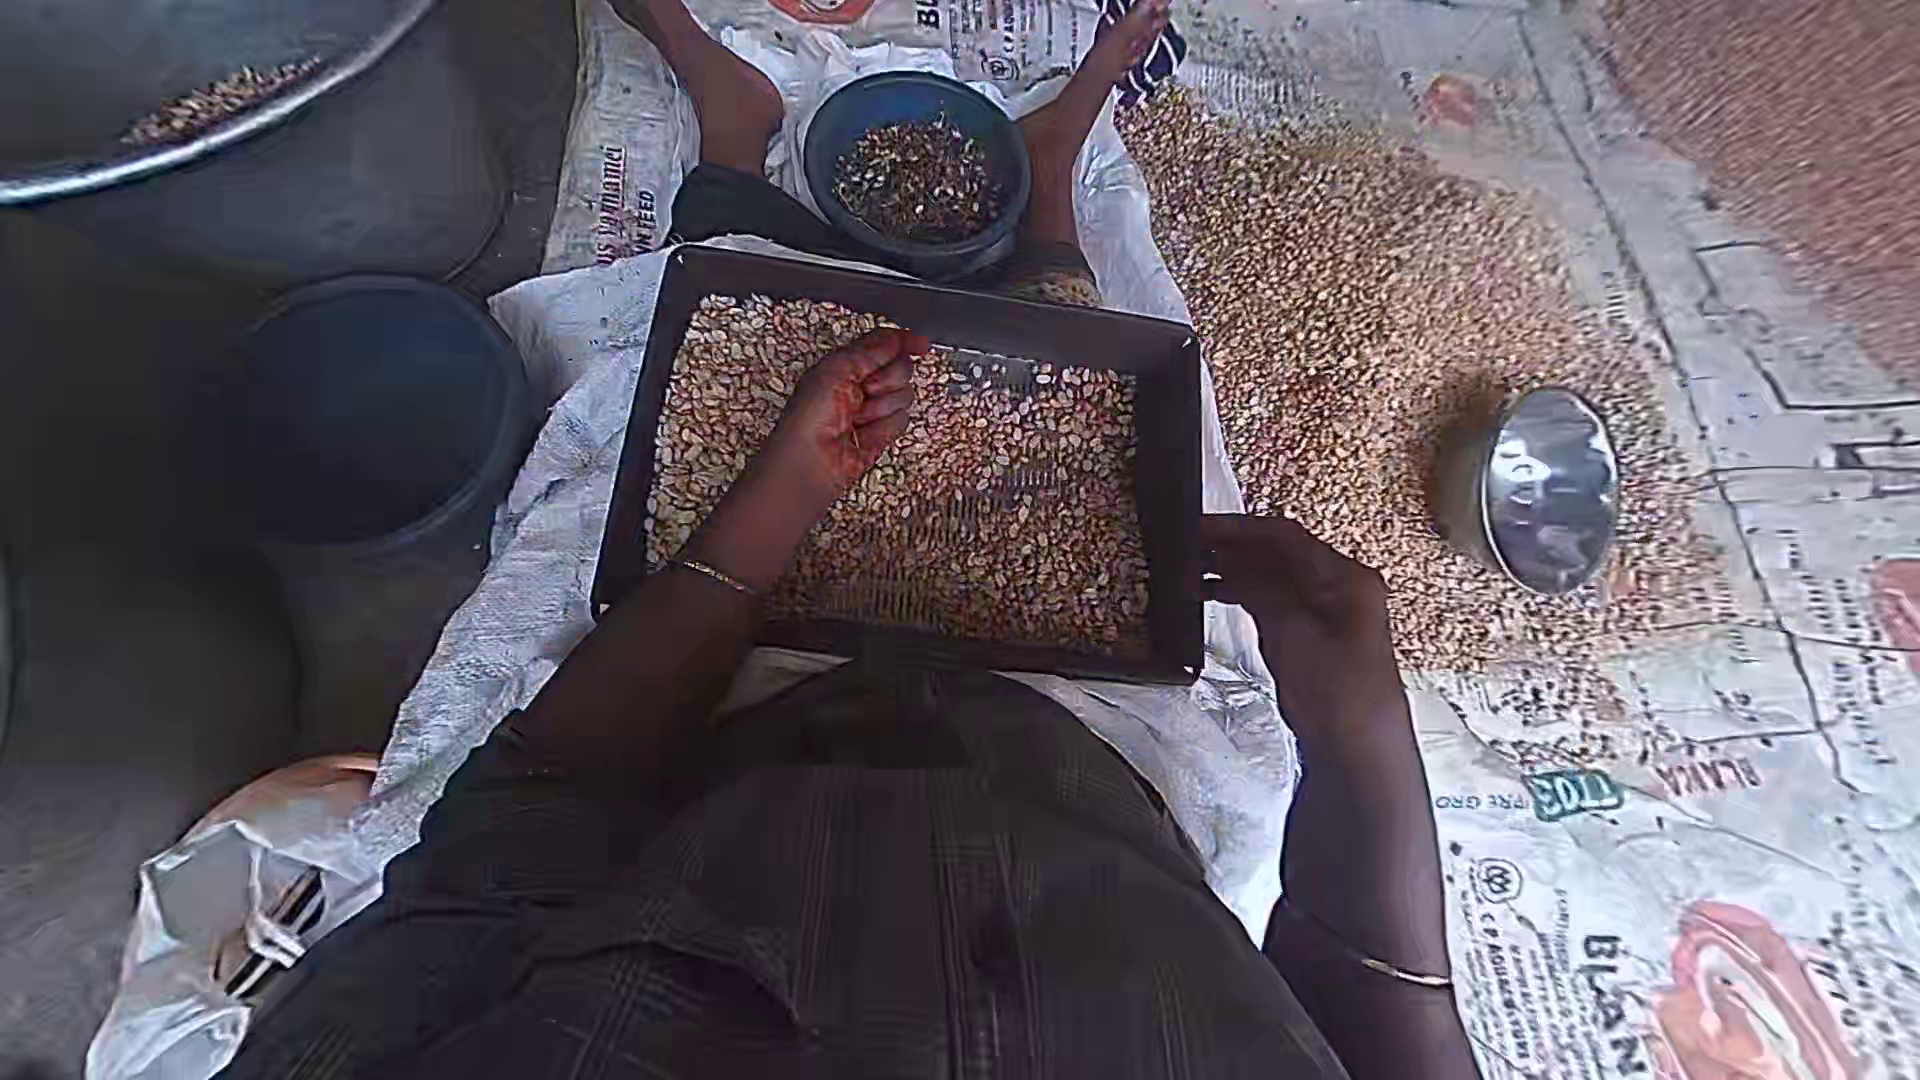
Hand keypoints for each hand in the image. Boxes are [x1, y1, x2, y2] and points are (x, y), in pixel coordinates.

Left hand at [757, 327, 928, 510]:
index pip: (882, 344)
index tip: (920, 343)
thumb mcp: (837, 369)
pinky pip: (901, 421)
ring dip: (883, 406)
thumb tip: (896, 338)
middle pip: (900, 369)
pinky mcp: (881, 432)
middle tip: (866, 391)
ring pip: (904, 396)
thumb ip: (870, 349)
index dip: (903, 341)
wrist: (812, 459)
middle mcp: (861, 385)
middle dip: (887, 379)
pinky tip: (865, 433)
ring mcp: (873, 409)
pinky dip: (885, 427)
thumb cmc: (811, 416)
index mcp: (846, 363)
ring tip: (858, 418)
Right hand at [1202, 514, 1409, 751]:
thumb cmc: (1334, 691)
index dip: (1237, 528)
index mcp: (1344, 578)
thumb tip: (1229, 564)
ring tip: (1189, 571)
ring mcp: (1324, 608)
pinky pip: (1271, 597)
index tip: (1197, 527)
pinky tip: (1210, 593)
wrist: (1358, 751)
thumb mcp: (1292, 634)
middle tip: (1185, 546)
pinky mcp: (1310, 630)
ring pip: (1270, 574)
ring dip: (1232, 569)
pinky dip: (1240, 591)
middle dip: (1231, 546)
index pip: (1284, 536)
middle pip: (1277, 552)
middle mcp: (1337, 585)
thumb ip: (1262, 591)